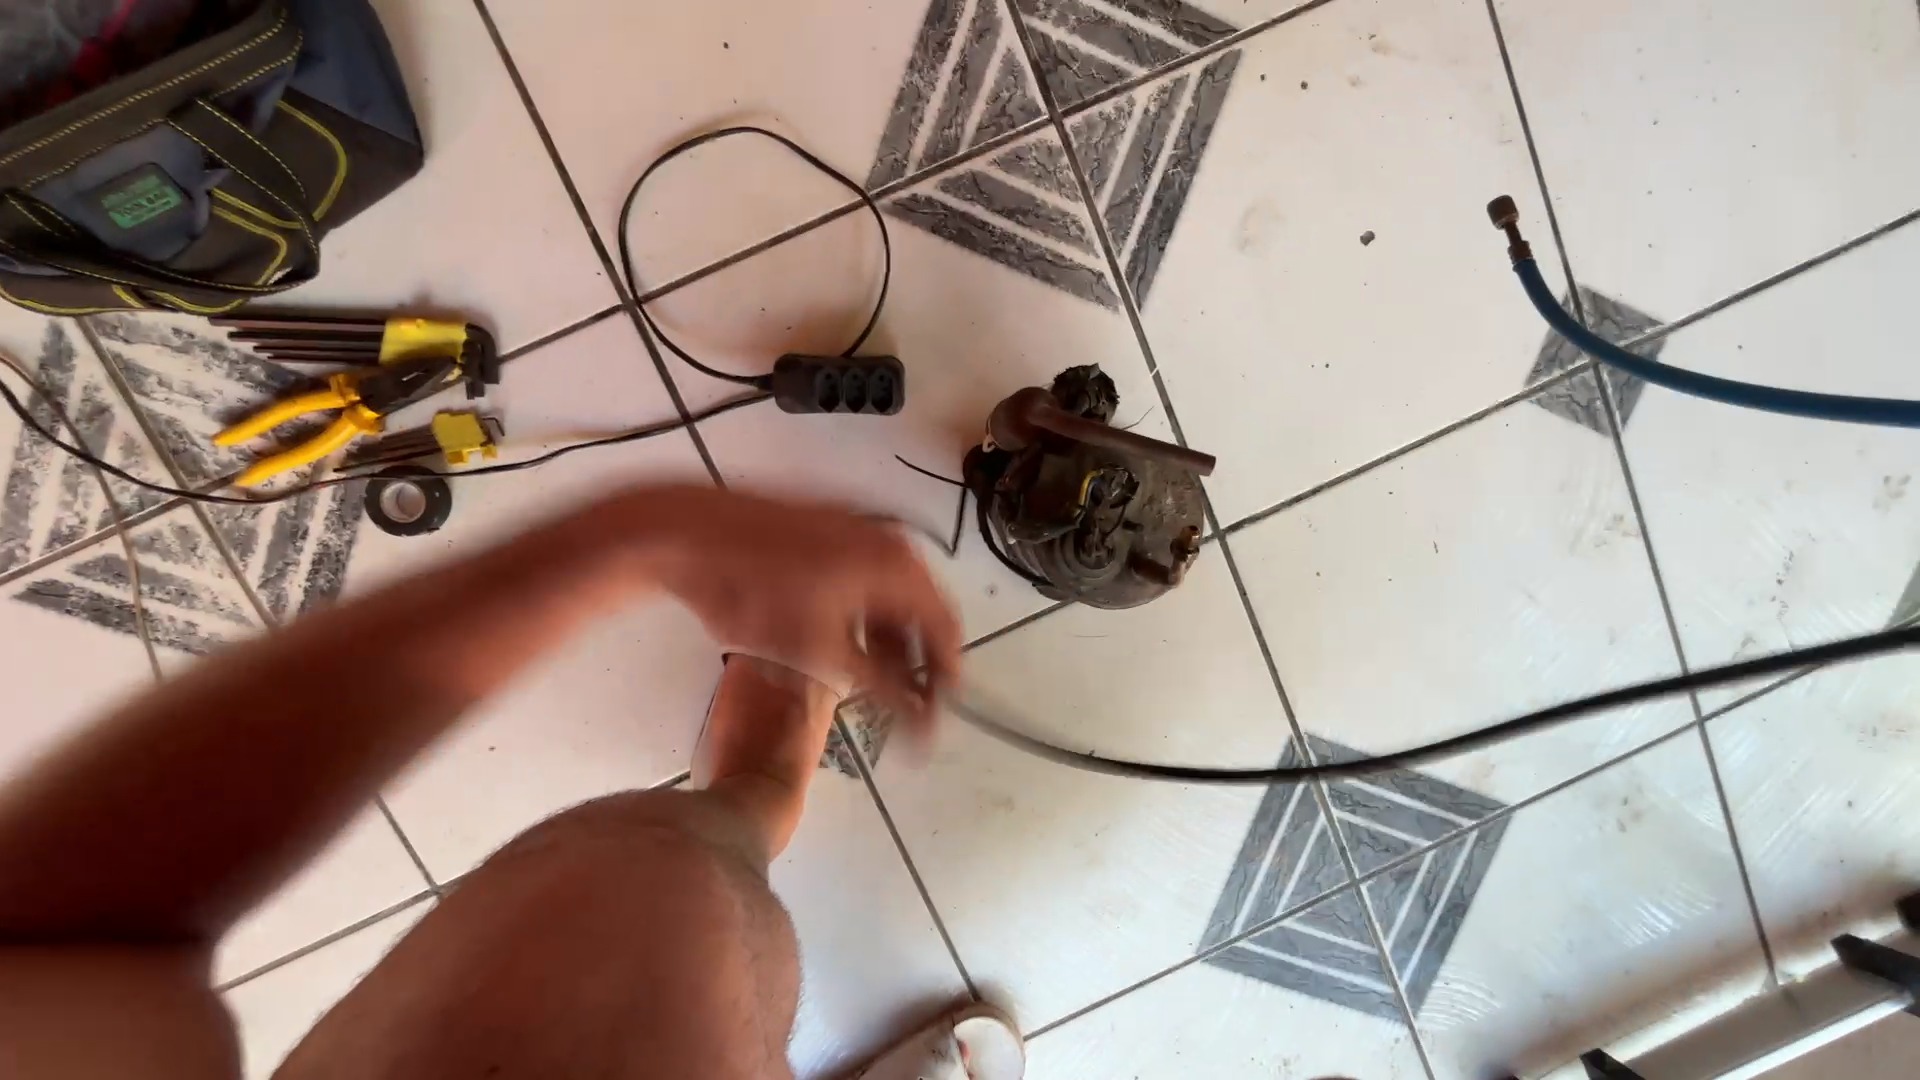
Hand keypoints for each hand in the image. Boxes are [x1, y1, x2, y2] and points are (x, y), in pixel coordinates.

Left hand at [611, 485, 962, 720]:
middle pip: (920, 612)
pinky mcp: (832, 530)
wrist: (690, 535)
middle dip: (913, 662)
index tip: (937, 716)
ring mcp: (859, 531)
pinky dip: (862, 616)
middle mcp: (890, 543)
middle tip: (902, 708)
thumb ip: (881, 687)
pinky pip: (865, 579)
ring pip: (890, 596)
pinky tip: (840, 646)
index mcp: (899, 567)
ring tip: (868, 686)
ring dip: (885, 642)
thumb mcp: (821, 651)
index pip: (946, 629)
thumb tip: (921, 720)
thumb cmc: (758, 596)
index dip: (945, 677)